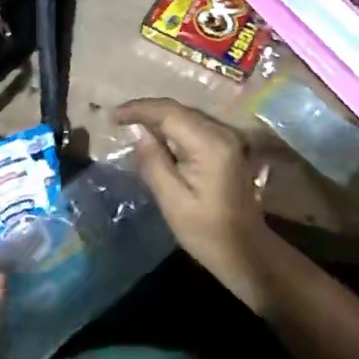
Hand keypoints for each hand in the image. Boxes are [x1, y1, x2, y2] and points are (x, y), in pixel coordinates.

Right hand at [115, 98, 277, 312]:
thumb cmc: (206, 232)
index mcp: (210, 144)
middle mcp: (222, 132)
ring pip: (186, 115)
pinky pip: (194, 126)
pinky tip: (155, 136)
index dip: (139, 109)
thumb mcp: (172, 201)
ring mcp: (227, 137)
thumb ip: (153, 162)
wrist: (245, 250)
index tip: (113, 115)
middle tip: (118, 118)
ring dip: (158, 117)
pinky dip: (172, 127)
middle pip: (179, 110)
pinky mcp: (227, 146)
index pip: (169, 113)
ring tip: (130, 124)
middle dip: (147, 111)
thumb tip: (139, 133)